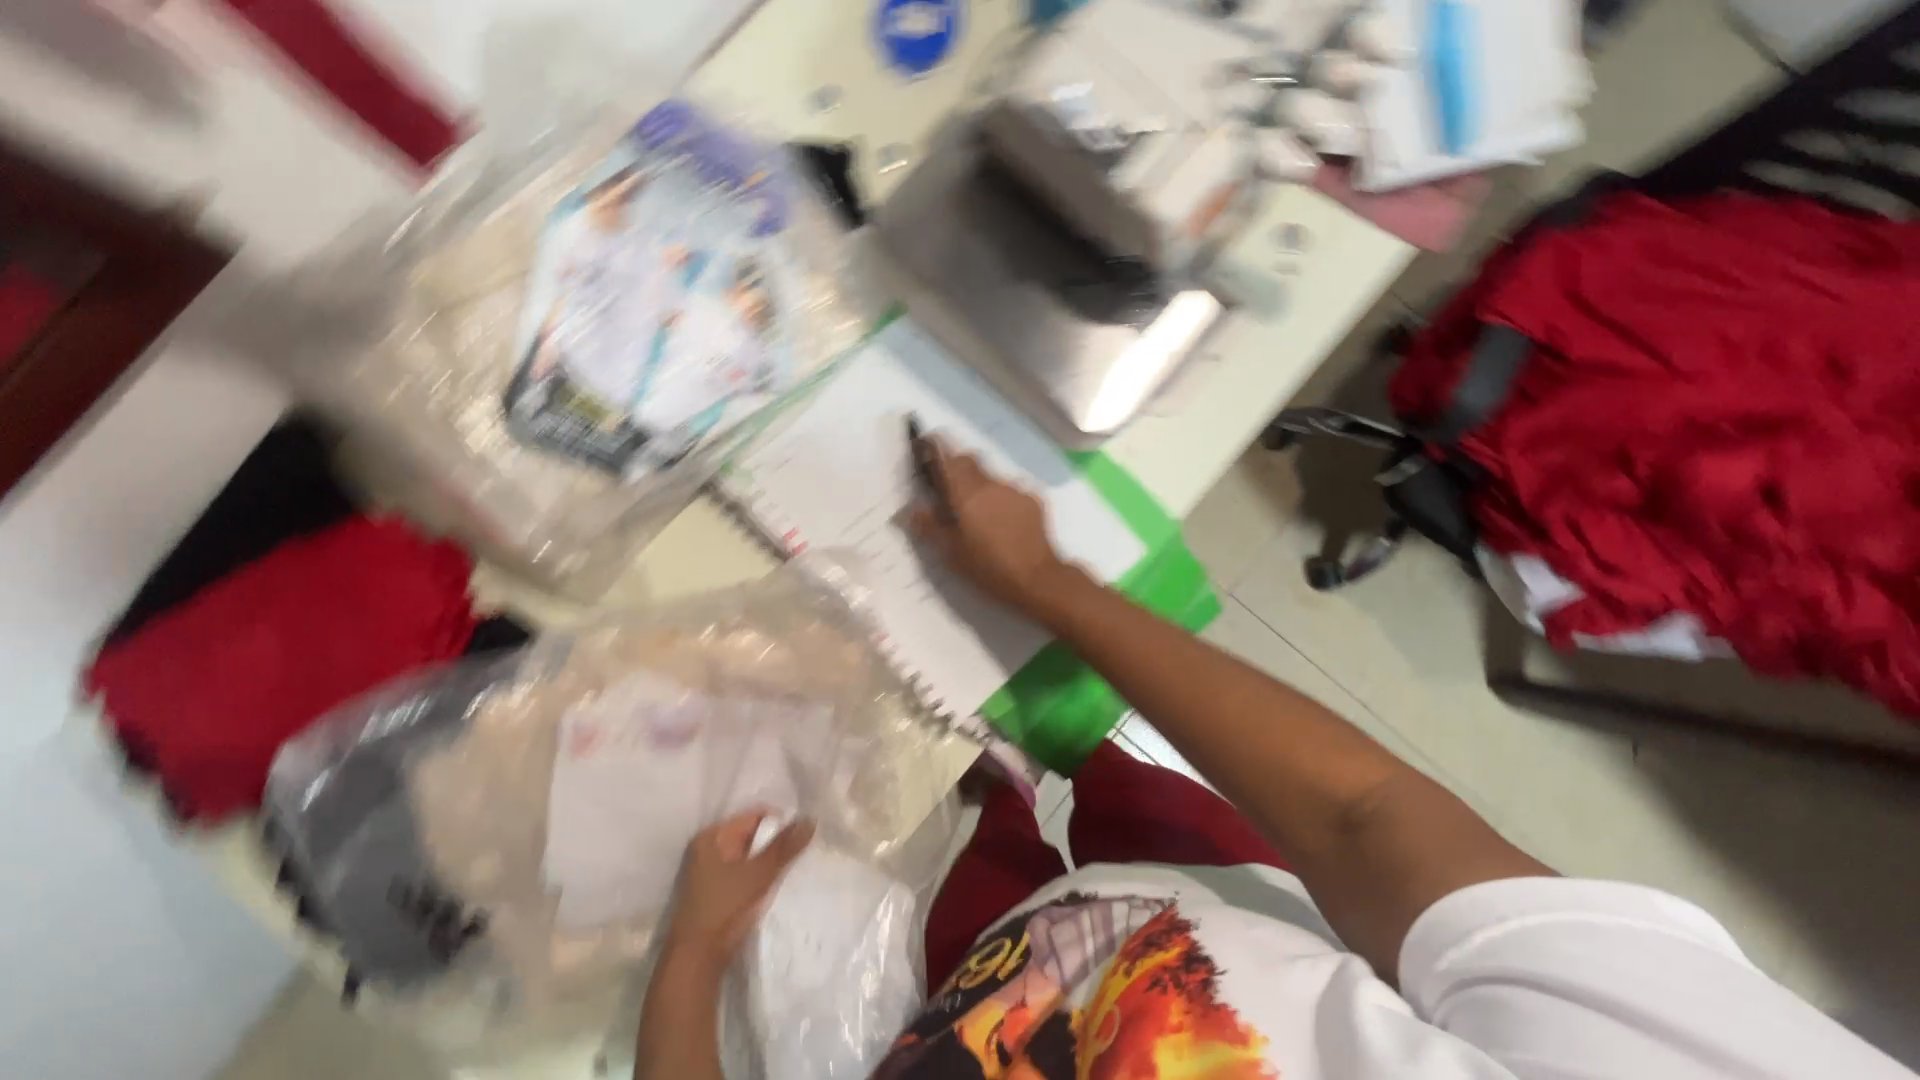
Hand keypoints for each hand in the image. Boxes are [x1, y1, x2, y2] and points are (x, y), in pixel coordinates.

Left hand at [662, 810, 813, 969]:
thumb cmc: (724, 909)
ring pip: (749, 855)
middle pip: (751, 834)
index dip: (780, 822)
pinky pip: (743, 872)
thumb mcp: (759, 874)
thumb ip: (785, 846)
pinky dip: (759, 875)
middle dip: (776, 842)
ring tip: (791, 868)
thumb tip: (810, 818)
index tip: (802, 837)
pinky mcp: (714, 891)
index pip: (753, 815)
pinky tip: (775, 885)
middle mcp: (707, 848)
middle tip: (801, 852)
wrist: (696, 960)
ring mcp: (709, 871)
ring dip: (768, 861)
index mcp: (712, 837)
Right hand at [907, 437, 1080, 622]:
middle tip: (951, 491)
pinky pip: (1012, 491)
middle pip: (971, 461)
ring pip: (992, 478)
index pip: (949, 456)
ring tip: (982, 517)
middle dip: (959, 468)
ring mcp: (1016, 489)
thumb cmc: (988, 568)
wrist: (1038, 579)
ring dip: (982, 488)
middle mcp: (992, 483)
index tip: (928, 444)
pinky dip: (1003, 501)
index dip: (937, 446)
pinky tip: (1006, 524)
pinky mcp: (1035, 499)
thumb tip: (908, 508)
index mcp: (967, 493)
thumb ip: (928, 526)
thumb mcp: (951, 553)